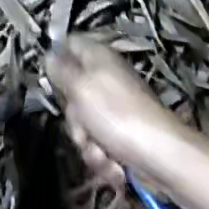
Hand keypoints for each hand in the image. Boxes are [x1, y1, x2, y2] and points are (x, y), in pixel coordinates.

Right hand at [47, 35, 188, 194]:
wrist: (160, 155)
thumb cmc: (116, 114)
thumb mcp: (80, 88)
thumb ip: (61, 70)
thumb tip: (48, 53)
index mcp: (97, 56)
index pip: (69, 43)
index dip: (57, 59)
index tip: (51, 81)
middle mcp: (105, 76)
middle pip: (72, 91)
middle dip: (74, 118)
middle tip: (83, 129)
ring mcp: (114, 105)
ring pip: (84, 122)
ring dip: (88, 144)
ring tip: (101, 154)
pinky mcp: (122, 132)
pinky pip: (99, 142)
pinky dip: (103, 156)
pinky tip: (112, 165)